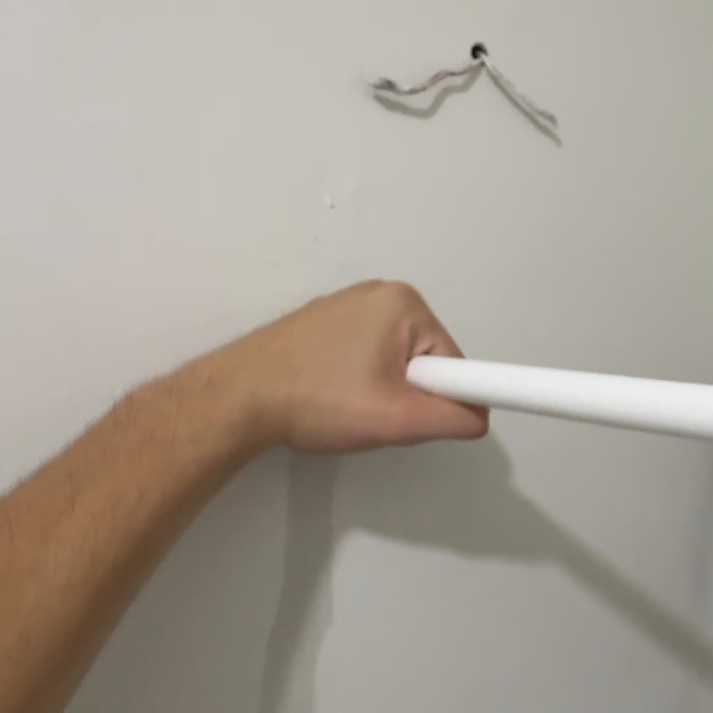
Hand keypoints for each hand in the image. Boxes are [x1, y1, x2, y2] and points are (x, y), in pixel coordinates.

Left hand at [195, 280, 488, 454]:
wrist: (234, 399)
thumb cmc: (315, 400)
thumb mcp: (397, 419)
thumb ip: (451, 418)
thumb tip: (478, 419)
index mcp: (404, 304)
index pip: (454, 359)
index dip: (446, 397)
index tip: (417, 417)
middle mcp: (379, 293)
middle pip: (426, 359)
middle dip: (410, 394)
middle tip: (376, 415)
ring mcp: (349, 304)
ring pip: (396, 360)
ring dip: (385, 390)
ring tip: (348, 407)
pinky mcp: (326, 321)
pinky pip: (368, 354)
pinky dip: (361, 379)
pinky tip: (333, 395)